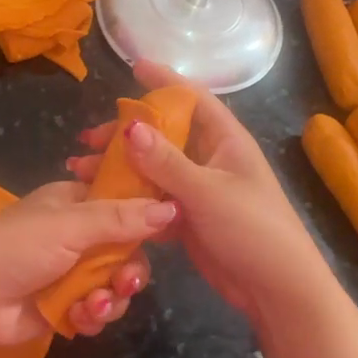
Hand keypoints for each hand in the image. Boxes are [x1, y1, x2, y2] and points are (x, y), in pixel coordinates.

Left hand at [0, 181, 173, 347]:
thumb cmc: (16, 248)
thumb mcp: (70, 225)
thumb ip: (122, 220)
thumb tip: (173, 207)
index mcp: (73, 202)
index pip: (122, 204)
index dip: (144, 219)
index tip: (165, 233)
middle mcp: (75, 234)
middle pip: (125, 251)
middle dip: (129, 271)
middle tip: (125, 284)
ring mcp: (69, 272)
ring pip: (114, 285)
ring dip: (110, 299)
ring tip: (93, 307)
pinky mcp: (64, 305)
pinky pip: (97, 310)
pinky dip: (92, 316)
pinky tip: (76, 319)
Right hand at [68, 63, 335, 324]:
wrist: (277, 291)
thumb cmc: (253, 230)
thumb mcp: (207, 192)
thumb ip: (166, 161)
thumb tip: (130, 126)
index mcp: (225, 140)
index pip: (193, 98)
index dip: (164, 81)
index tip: (133, 66)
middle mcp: (210, 159)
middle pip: (163, 134)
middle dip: (125, 134)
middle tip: (89, 140)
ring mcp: (199, 189)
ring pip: (153, 168)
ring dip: (120, 168)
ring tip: (80, 171)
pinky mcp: (189, 219)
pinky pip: (153, 199)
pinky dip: (129, 198)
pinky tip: (100, 201)